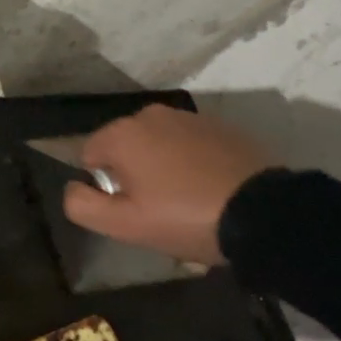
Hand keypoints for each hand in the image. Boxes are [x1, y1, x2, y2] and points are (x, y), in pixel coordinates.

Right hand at [62, 104, 274, 264]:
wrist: (267, 214)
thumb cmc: (187, 217)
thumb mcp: (125, 225)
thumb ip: (82, 205)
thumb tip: (73, 187)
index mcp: (121, 134)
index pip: (88, 156)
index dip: (104, 186)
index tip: (132, 210)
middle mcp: (150, 115)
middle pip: (124, 147)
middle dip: (134, 174)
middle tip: (159, 209)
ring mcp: (190, 118)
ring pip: (159, 145)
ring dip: (163, 167)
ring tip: (189, 201)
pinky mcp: (223, 128)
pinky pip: (191, 146)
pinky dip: (193, 163)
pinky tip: (212, 190)